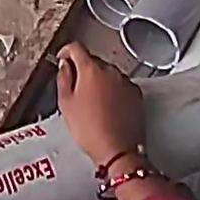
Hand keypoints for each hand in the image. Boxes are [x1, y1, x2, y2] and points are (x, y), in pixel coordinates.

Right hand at [55, 43, 144, 168]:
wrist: (118, 152)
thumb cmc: (89, 129)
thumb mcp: (65, 103)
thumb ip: (63, 78)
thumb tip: (65, 65)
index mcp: (91, 70)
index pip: (77, 47)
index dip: (66, 50)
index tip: (63, 58)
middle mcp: (111, 71)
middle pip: (93, 60)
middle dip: (83, 68)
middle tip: (74, 86)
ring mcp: (126, 82)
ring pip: (108, 73)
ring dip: (99, 79)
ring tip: (91, 100)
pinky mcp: (137, 95)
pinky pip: (120, 84)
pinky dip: (113, 89)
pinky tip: (106, 106)